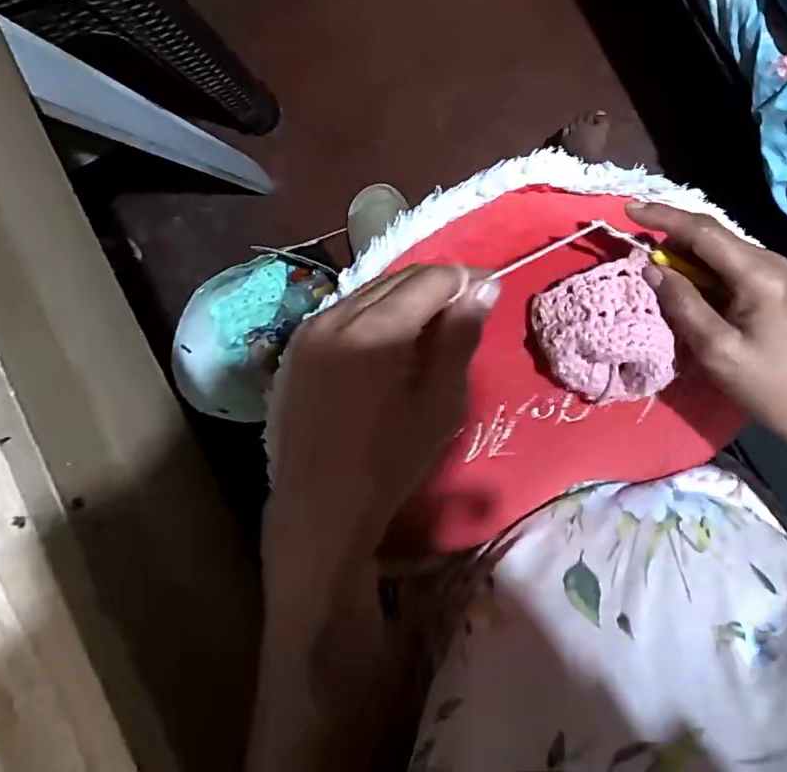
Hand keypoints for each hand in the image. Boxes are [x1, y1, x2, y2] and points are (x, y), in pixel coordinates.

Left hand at [265, 265, 498, 571]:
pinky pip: (347, 310)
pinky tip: (392, 339)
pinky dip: (377, 312)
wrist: (318, 508)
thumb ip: (461, 337)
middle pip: (399, 278)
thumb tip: (485, 287)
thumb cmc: (390, 461)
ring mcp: (309, 329)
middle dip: (438, 284)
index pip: (430, 279)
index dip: (465, 278)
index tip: (490, 289)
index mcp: (375, 331)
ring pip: (371, 290)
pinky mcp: (296, 346)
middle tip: (467, 306)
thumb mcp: (441, 401)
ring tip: (433, 323)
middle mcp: (336, 316)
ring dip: (407, 297)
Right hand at [627, 202, 786, 451]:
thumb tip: (650, 268)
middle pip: (708, 232)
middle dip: (668, 229)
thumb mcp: (714, 347)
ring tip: (649, 262)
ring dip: (679, 248)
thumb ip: (682, 303)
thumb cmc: (759, 381)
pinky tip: (676, 276)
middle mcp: (766, 259)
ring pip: (711, 244)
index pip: (703, 232)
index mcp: (758, 274)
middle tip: (631, 235)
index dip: (663, 217)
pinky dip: (693, 263)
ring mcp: (767, 267)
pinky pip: (719, 259)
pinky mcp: (762, 278)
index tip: (628, 209)